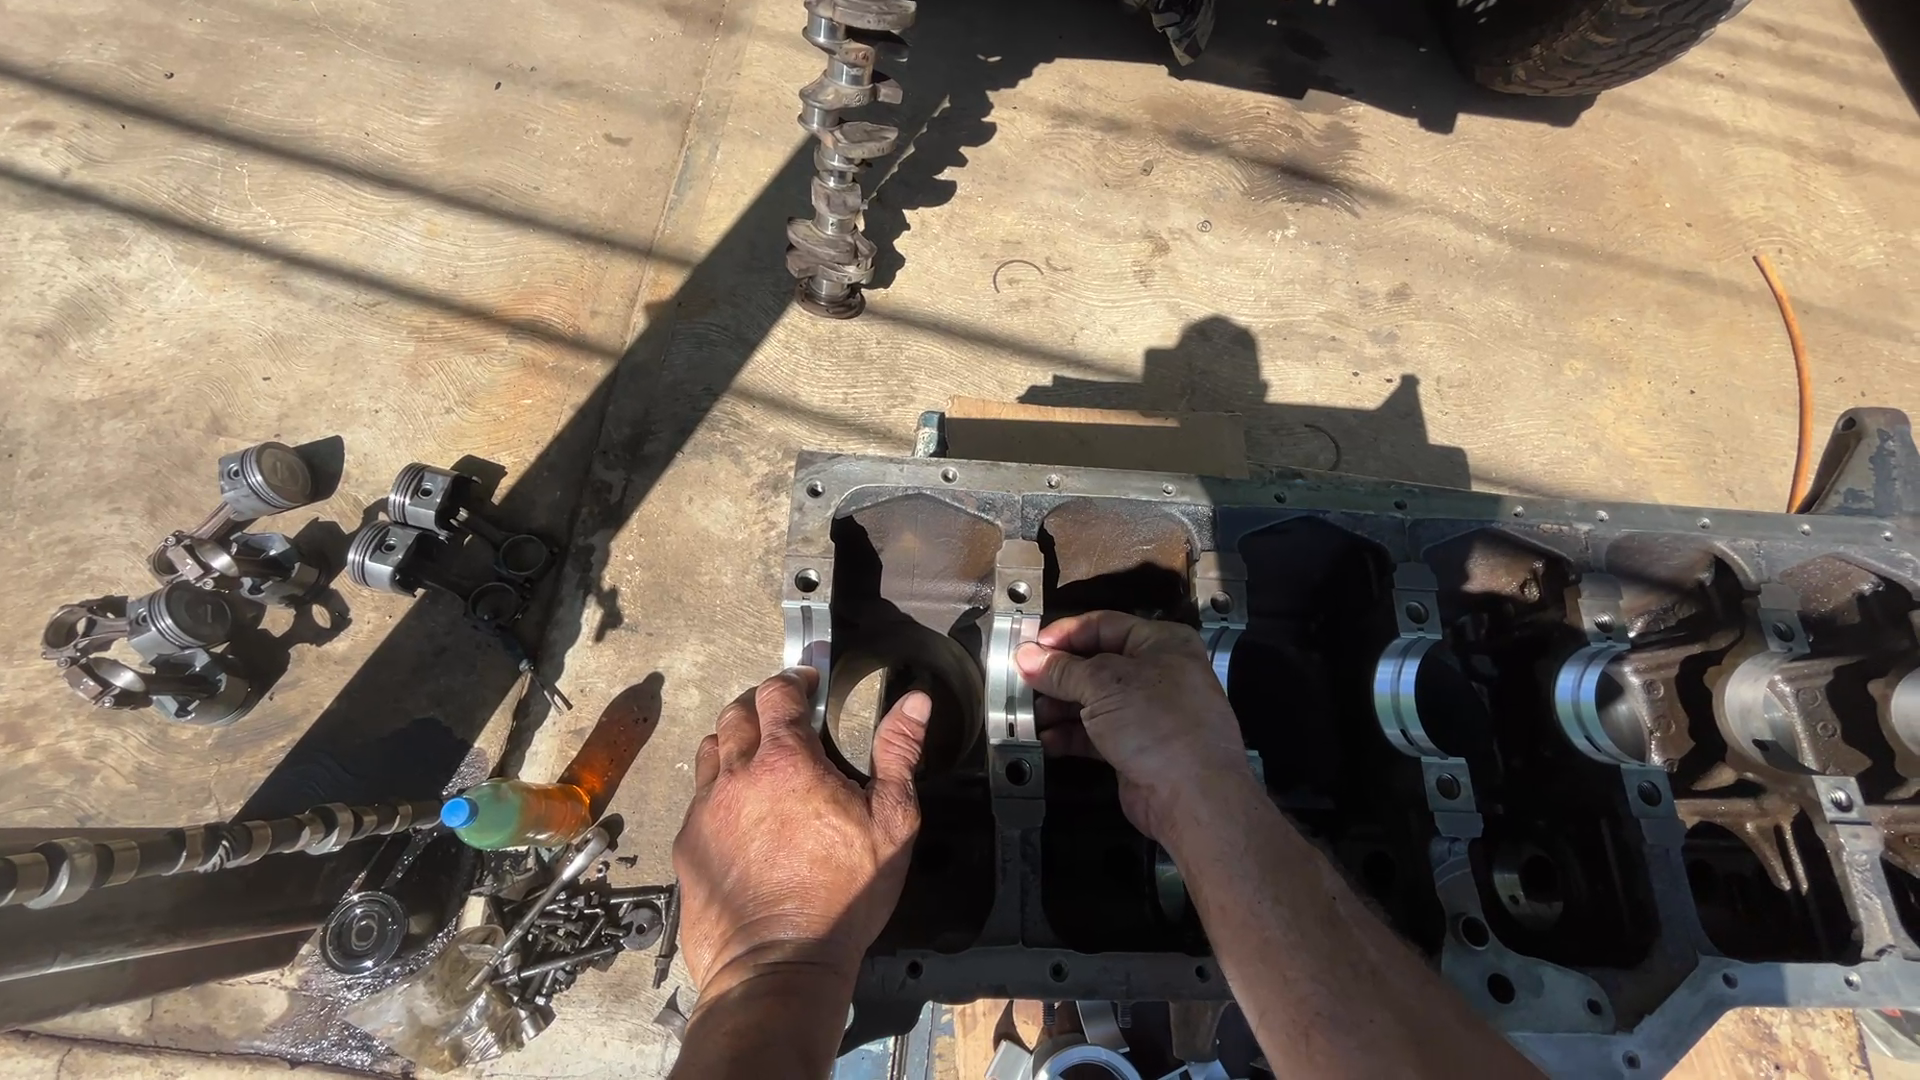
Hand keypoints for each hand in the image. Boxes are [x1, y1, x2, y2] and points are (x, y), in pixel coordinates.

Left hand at [672, 668, 929, 1001]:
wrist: (778, 966)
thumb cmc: (843, 894)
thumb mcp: (891, 821)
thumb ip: (899, 753)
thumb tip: (915, 703)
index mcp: (787, 761)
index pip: (777, 694)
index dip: (792, 679)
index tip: (806, 680)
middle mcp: (738, 775)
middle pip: (736, 713)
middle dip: (760, 704)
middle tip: (783, 715)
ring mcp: (706, 810)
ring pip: (711, 749)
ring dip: (734, 740)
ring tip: (757, 756)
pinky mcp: (688, 845)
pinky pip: (698, 795)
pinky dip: (718, 785)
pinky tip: (739, 808)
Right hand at [1014, 611, 1251, 842]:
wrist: (1194, 798)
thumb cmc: (1160, 725)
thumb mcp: (1105, 685)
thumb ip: (1062, 670)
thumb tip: (1027, 657)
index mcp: (1161, 643)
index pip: (1104, 625)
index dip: (1066, 634)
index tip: (1033, 646)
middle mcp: (1158, 674)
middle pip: (1095, 664)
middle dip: (1058, 675)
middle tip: (1024, 681)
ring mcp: (1147, 713)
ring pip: (1093, 701)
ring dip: (1059, 707)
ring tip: (1029, 715)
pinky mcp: (1136, 748)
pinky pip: (1095, 733)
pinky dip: (1070, 734)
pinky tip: (1047, 740)